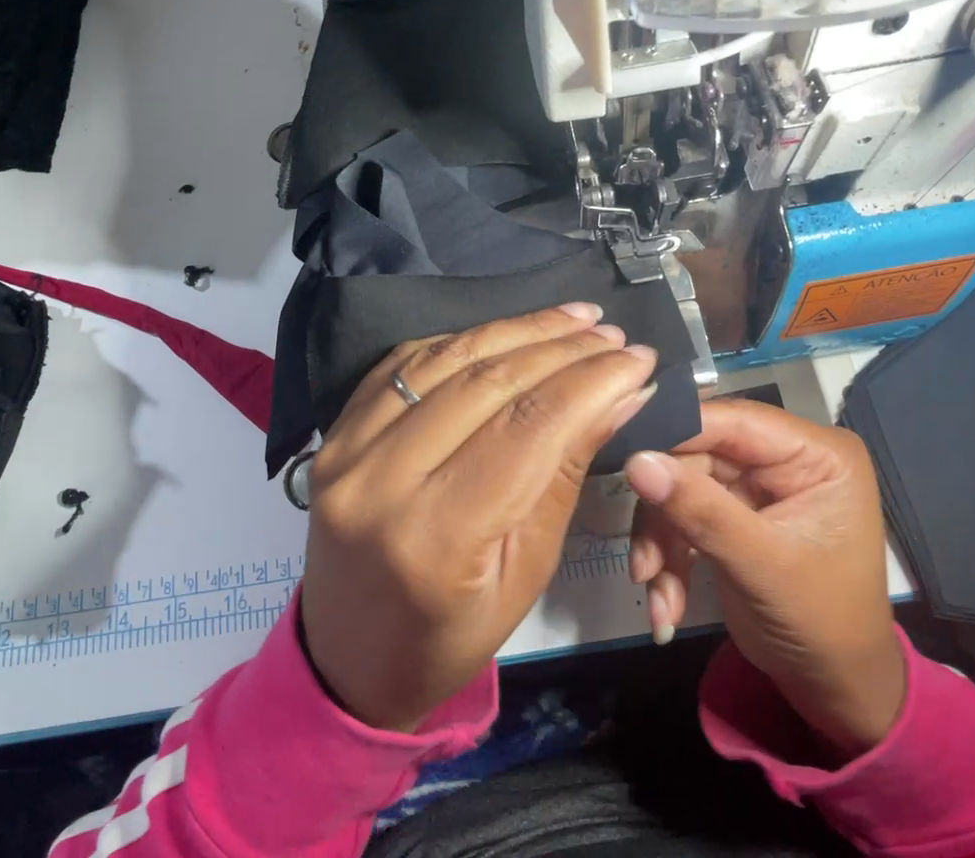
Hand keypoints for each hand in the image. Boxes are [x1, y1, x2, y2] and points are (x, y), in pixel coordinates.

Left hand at [301, 304, 659, 732]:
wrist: (347, 655)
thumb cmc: (448, 636)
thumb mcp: (526, 573)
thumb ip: (565, 473)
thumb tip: (621, 394)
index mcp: (437, 536)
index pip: (527, 428)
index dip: (590, 383)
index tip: (639, 359)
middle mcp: (381, 479)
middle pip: (486, 384)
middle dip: (563, 350)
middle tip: (615, 335)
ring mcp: (346, 449)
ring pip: (445, 359)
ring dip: (518, 331)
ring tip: (576, 319)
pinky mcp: (334, 433)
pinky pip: (404, 364)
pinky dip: (464, 340)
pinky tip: (509, 333)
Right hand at [626, 399, 904, 757]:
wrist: (833, 686)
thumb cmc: (821, 623)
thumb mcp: (761, 566)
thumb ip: (700, 511)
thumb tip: (635, 460)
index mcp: (816, 454)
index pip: (733, 420)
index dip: (674, 432)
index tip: (622, 453)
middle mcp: (786, 458)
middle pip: (696, 456)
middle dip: (665, 512)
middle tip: (643, 565)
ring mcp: (756, 487)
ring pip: (680, 486)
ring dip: (661, 541)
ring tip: (656, 592)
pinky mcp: (732, 514)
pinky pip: (683, 516)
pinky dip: (669, 557)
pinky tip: (667, 604)